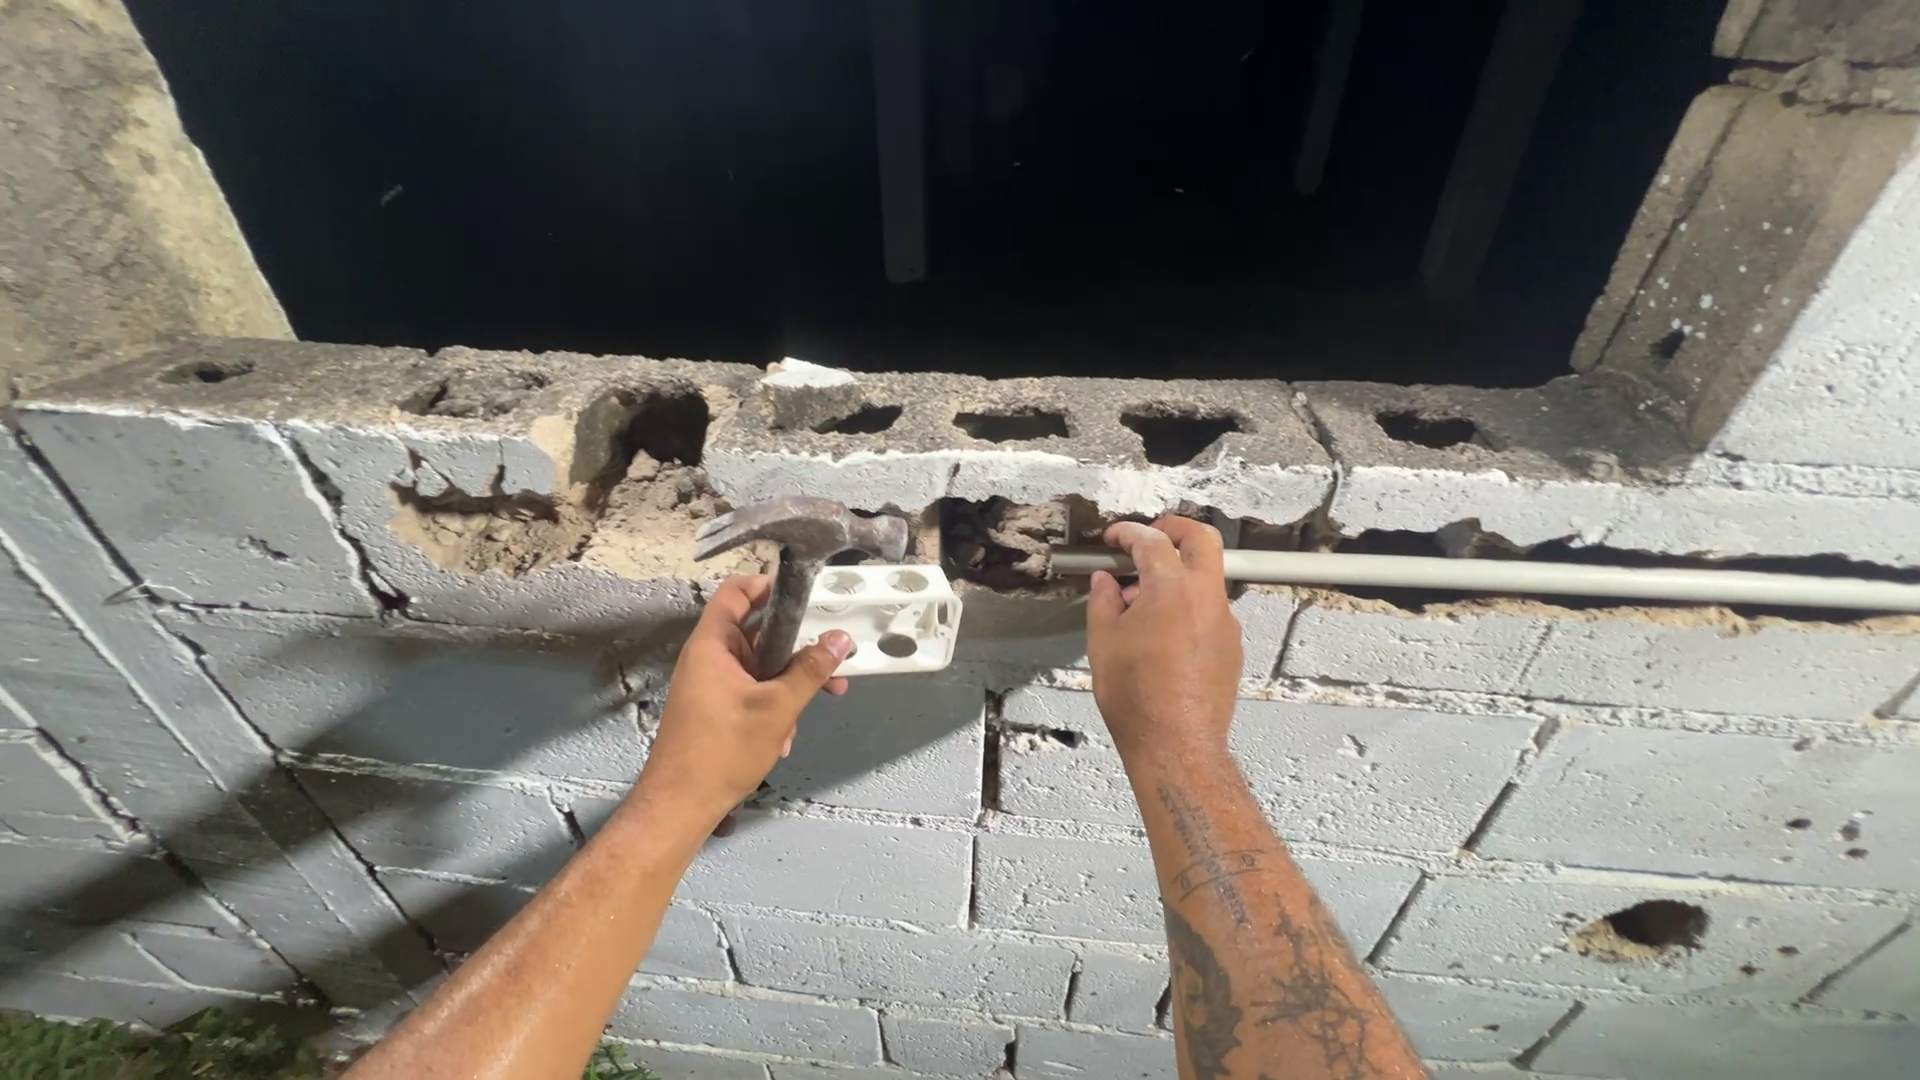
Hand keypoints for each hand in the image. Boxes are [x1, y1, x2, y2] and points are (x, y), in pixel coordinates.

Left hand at [635, 575, 852, 821]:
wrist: (681, 805)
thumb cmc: (724, 749)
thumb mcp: (779, 706)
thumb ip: (811, 669)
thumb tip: (839, 638)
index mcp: (713, 644)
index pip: (737, 592)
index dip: (769, 585)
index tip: (805, 596)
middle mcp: (709, 658)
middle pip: (758, 633)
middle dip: (796, 649)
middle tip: (829, 660)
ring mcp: (711, 685)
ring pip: (760, 668)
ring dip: (788, 686)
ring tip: (809, 709)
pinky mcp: (715, 709)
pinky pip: (751, 692)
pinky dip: (772, 706)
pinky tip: (782, 737)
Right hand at [1085, 516, 1242, 762]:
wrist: (1176, 744)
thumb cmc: (1135, 696)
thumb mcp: (1103, 641)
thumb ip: (1104, 600)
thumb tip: (1106, 581)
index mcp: (1171, 589)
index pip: (1152, 541)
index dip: (1128, 533)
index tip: (1113, 538)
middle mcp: (1206, 598)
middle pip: (1202, 539)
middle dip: (1174, 529)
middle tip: (1147, 538)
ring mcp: (1225, 622)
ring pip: (1207, 576)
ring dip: (1178, 573)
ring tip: (1142, 600)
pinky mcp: (1232, 646)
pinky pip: (1210, 609)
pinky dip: (1188, 604)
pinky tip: (1162, 631)